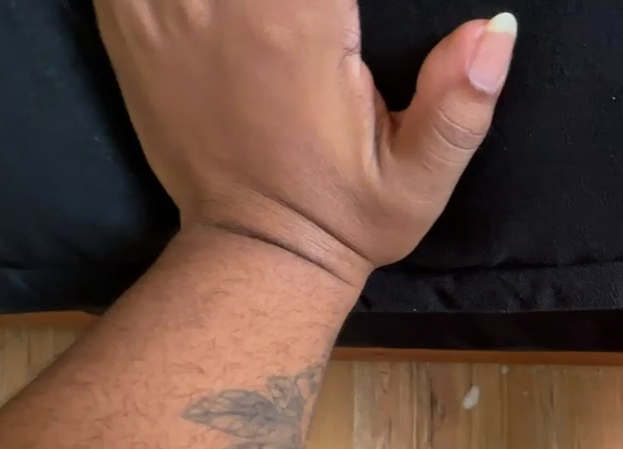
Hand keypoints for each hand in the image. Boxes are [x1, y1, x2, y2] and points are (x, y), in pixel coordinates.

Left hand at [93, 0, 517, 284]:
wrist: (260, 250)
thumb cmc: (349, 218)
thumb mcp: (421, 180)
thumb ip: (458, 105)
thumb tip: (499, 28)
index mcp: (296, 24)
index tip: (350, 15)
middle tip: (324, 17)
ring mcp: (156, 0)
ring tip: (289, 16)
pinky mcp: (122, 12)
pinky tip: (226, 14)